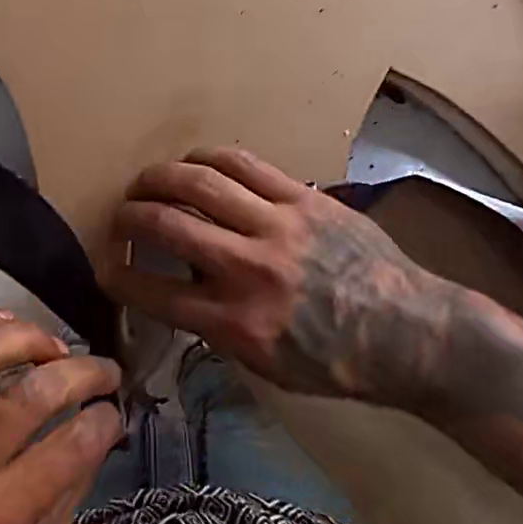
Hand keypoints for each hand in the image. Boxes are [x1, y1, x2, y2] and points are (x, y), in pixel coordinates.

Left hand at [0, 306, 123, 523]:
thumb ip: (73, 482)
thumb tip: (110, 420)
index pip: (66, 449)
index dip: (104, 420)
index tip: (116, 410)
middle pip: (28, 395)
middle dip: (82, 372)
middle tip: (104, 371)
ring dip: (26, 336)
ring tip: (55, 347)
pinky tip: (3, 323)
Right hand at [103, 147, 461, 406]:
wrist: (414, 335)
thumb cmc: (336, 362)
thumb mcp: (264, 364)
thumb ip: (214, 325)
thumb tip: (179, 284)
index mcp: (238, 323)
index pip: (154, 293)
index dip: (117, 277)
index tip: (107, 268)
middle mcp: (250, 270)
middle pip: (166, 225)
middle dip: (128, 218)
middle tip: (120, 219)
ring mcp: (278, 227)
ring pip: (199, 183)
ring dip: (158, 179)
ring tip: (145, 184)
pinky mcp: (304, 198)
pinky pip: (243, 164)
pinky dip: (206, 159)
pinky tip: (192, 164)